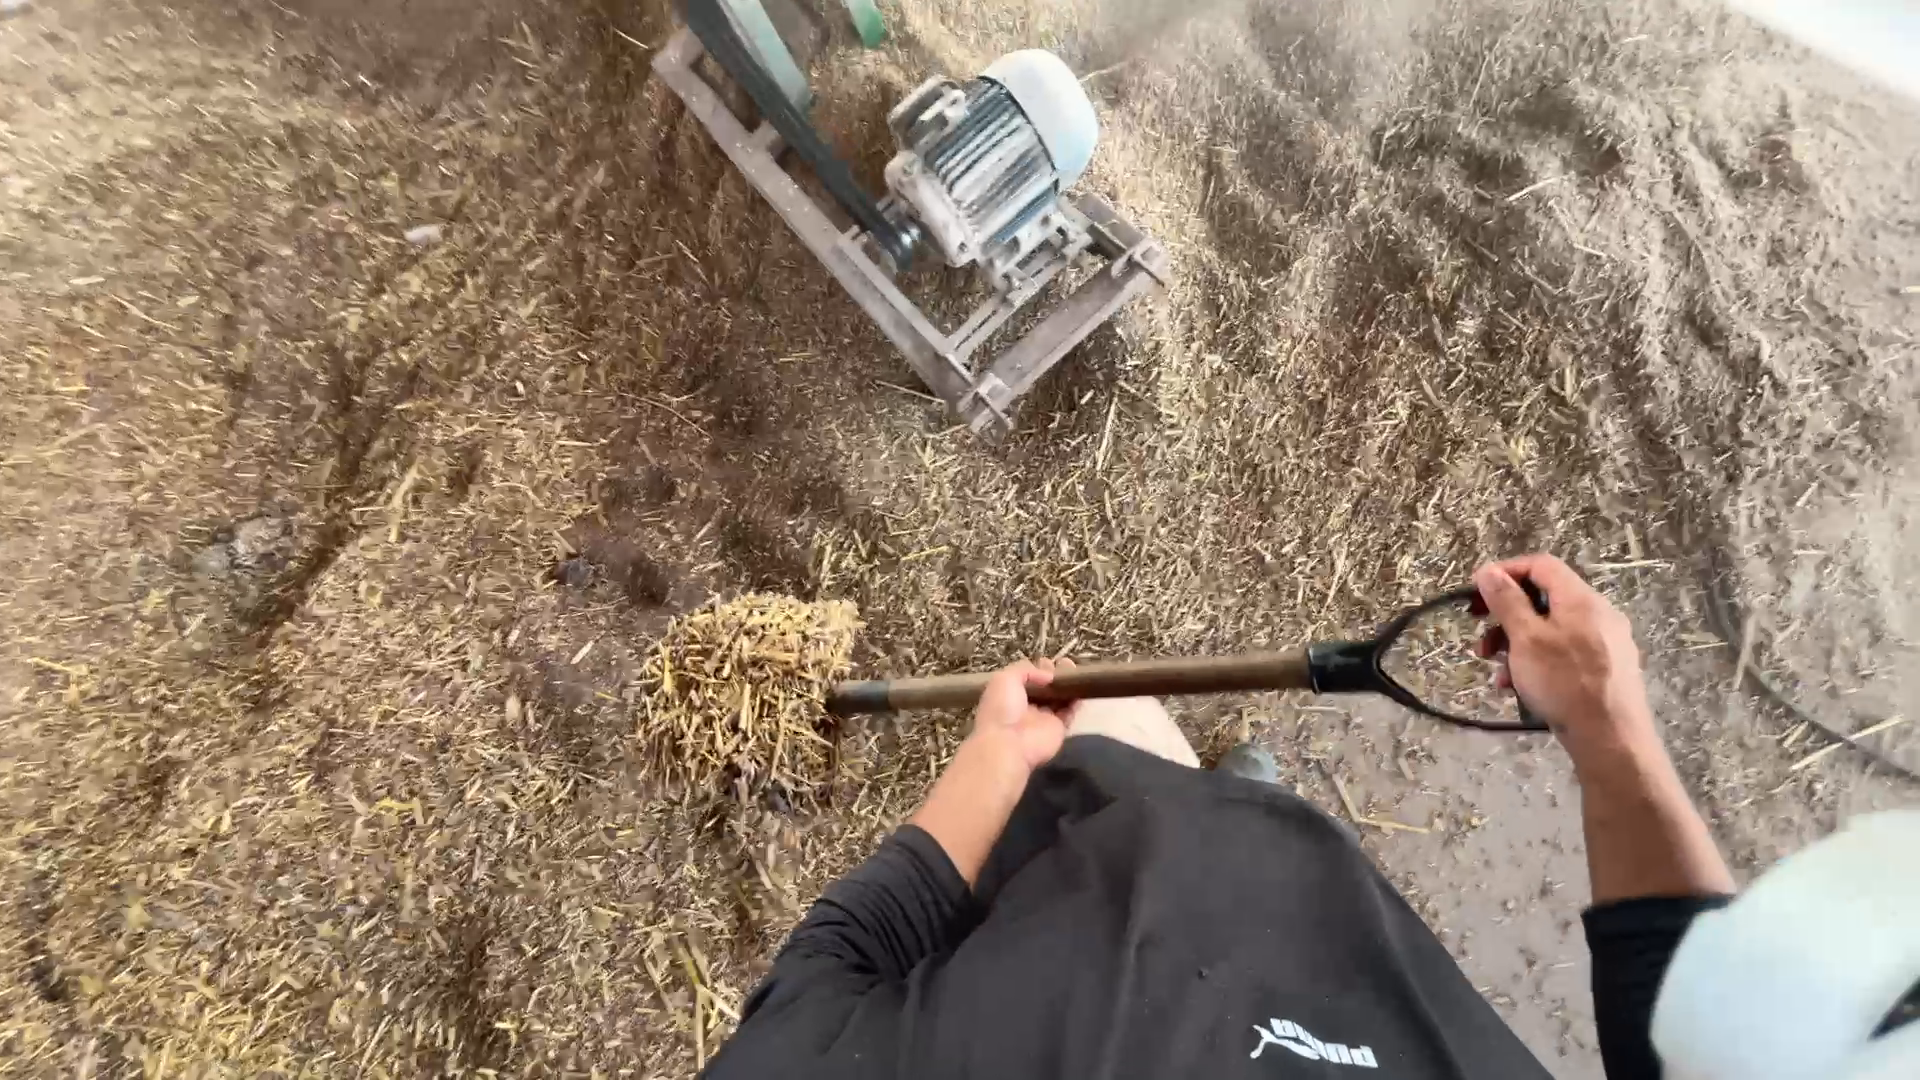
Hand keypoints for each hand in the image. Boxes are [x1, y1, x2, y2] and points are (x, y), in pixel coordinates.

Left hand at [968, 659, 1076, 771]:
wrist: (1009, 744)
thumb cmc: (1002, 707)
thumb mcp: (1005, 679)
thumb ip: (1025, 670)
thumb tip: (1048, 675)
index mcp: (1009, 694)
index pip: (1026, 679)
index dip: (1038, 669)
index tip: (1048, 662)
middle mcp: (1026, 705)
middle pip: (1045, 688)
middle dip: (1055, 675)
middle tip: (1067, 664)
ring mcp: (1042, 718)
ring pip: (1059, 699)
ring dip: (1068, 686)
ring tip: (1078, 673)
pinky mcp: (1058, 729)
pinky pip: (1069, 713)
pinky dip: (1076, 701)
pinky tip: (1083, 689)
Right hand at [1472, 555, 1659, 770]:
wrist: (1610, 737)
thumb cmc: (1563, 682)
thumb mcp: (1525, 638)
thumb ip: (1507, 601)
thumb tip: (1488, 571)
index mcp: (1581, 601)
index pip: (1541, 565)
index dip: (1505, 571)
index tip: (1476, 592)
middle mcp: (1598, 614)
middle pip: (1542, 597)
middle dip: (1504, 613)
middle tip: (1480, 633)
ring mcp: (1604, 641)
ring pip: (1547, 626)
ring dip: (1513, 640)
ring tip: (1494, 665)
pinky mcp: (1604, 665)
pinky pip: (1560, 649)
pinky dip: (1533, 657)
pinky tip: (1516, 682)